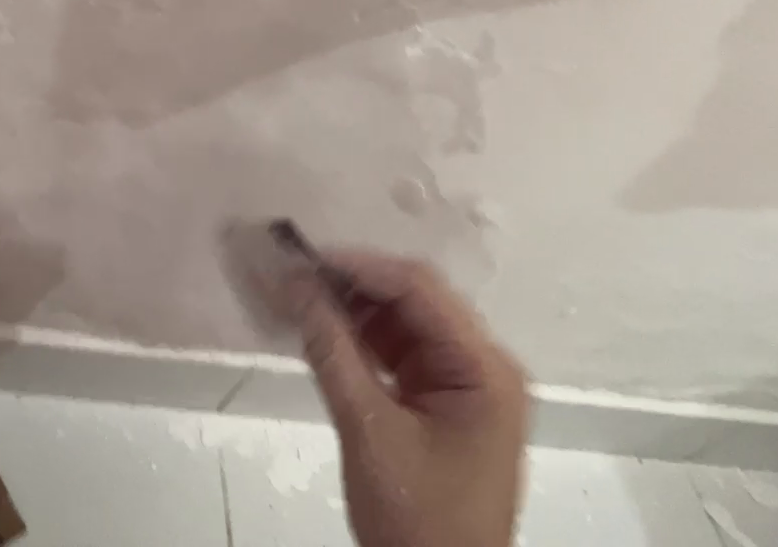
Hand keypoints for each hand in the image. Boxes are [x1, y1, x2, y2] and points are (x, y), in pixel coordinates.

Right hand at [288, 251, 527, 546]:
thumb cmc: (417, 519)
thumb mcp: (370, 432)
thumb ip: (333, 353)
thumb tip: (295, 287)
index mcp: (484, 368)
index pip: (419, 290)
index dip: (358, 265)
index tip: (302, 257)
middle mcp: (481, 363)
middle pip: (412, 299)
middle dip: (351, 282)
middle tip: (293, 271)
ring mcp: (461, 380)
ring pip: (400, 319)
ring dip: (350, 305)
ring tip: (296, 292)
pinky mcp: (438, 396)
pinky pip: (396, 348)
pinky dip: (357, 335)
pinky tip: (318, 324)